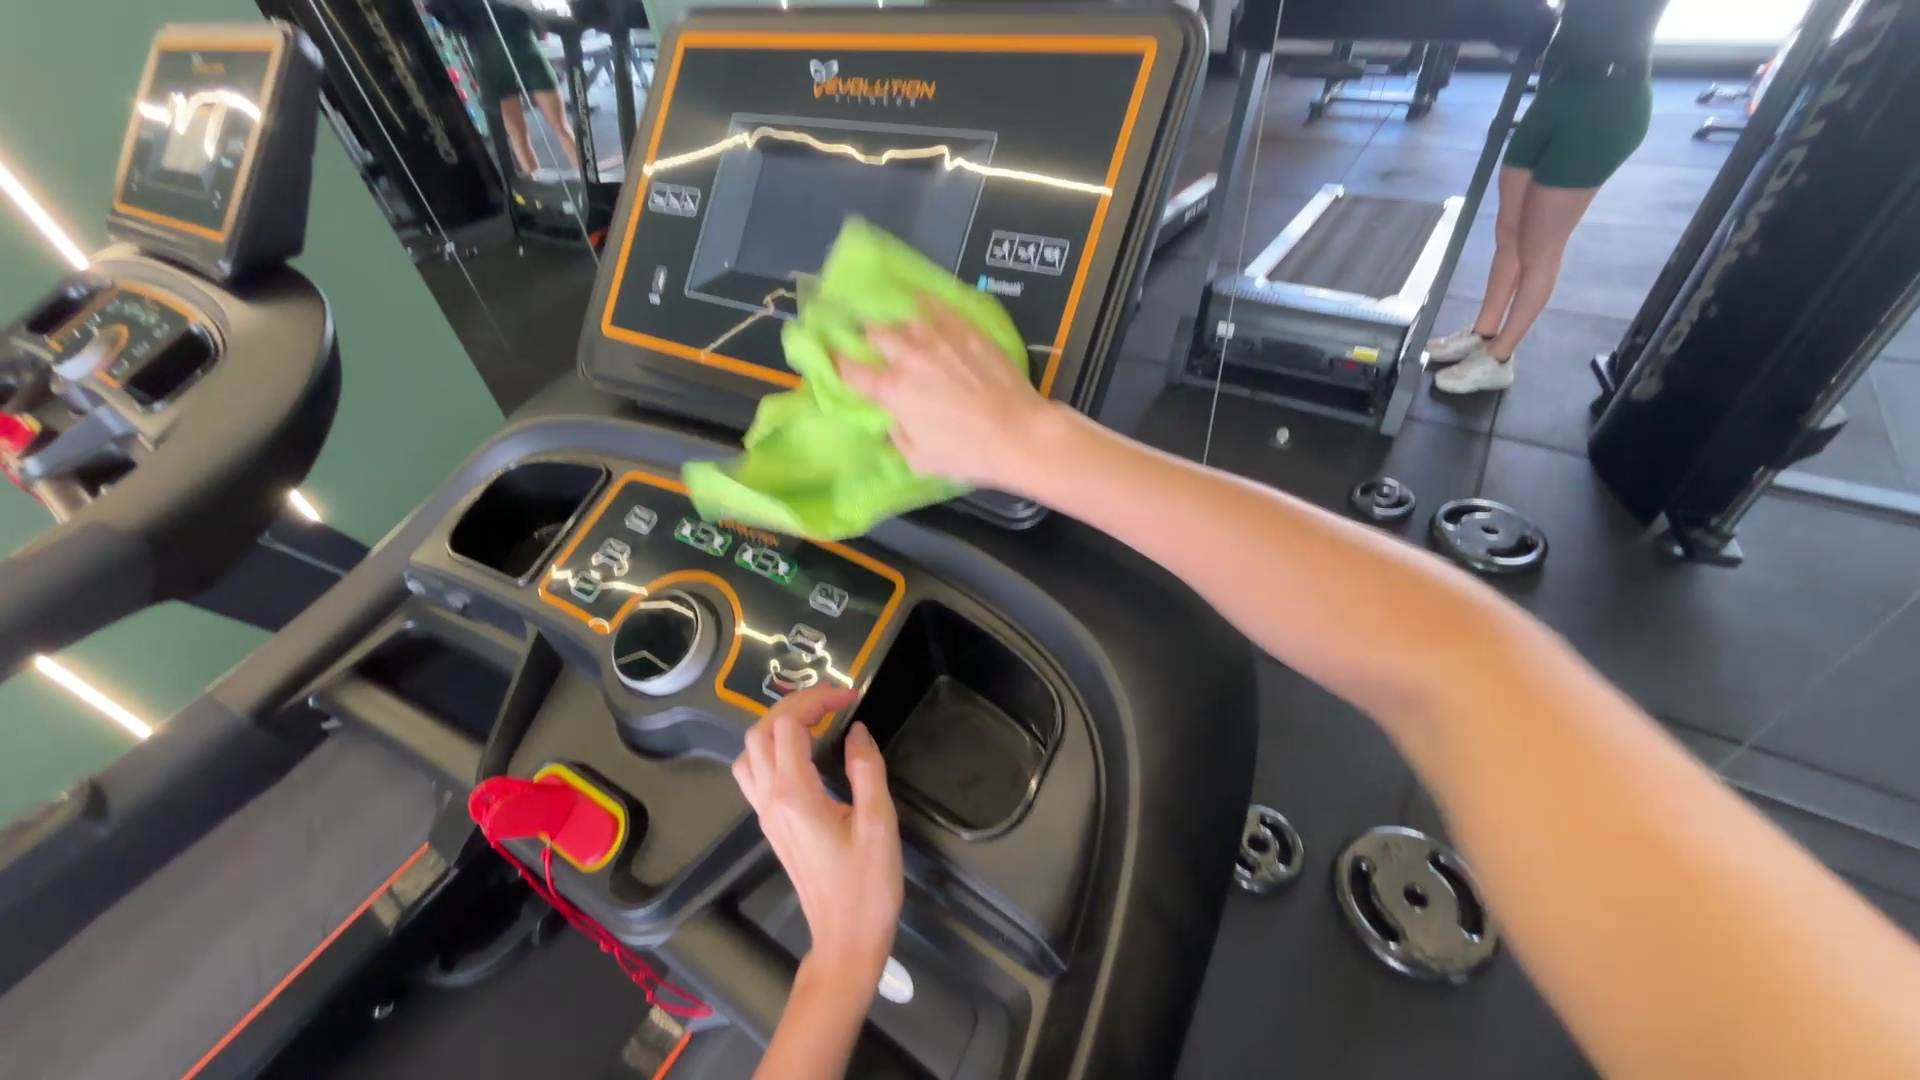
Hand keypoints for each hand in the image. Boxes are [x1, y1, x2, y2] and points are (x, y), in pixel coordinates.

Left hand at [733, 686, 903, 984]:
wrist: (846, 940)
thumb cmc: (867, 885)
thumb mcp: (879, 822)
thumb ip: (866, 768)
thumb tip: (856, 730)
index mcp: (795, 796)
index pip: (788, 727)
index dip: (817, 700)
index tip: (851, 696)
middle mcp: (770, 801)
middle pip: (761, 733)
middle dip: (794, 705)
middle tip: (833, 700)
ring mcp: (766, 815)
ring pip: (750, 753)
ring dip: (777, 725)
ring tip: (815, 719)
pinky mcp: (771, 826)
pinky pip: (755, 774)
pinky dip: (772, 749)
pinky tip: (803, 752)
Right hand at [840, 304, 1062, 489]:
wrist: (1018, 433)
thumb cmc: (967, 453)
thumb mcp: (919, 460)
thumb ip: (898, 437)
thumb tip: (894, 422)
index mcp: (892, 390)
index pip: (851, 370)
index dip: (838, 364)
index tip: (834, 361)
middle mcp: (910, 357)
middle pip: (876, 334)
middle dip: (868, 338)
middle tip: (871, 344)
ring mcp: (940, 339)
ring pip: (906, 319)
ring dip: (897, 325)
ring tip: (899, 329)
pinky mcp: (968, 332)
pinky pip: (940, 308)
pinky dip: (926, 306)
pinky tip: (924, 304)